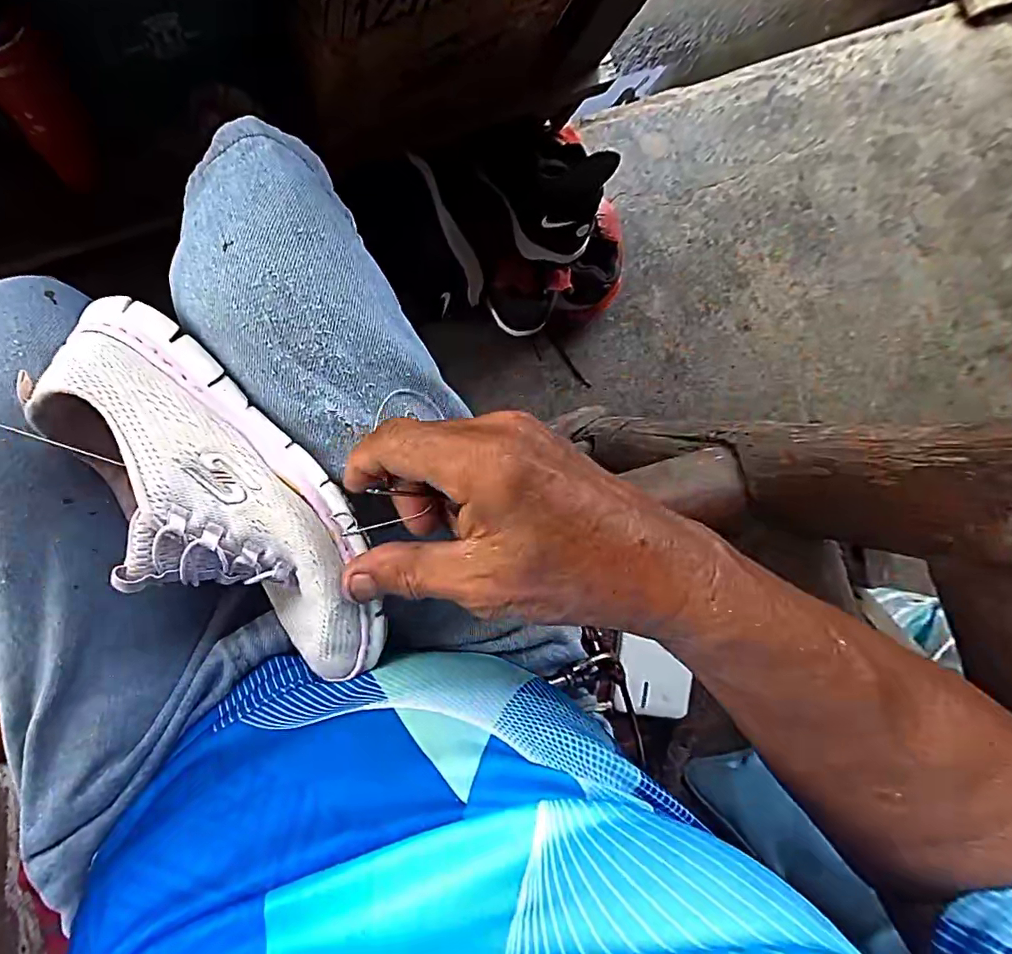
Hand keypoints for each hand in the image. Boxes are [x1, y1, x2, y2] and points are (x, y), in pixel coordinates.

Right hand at [340, 411, 725, 637]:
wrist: (654, 565)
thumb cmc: (579, 572)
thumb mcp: (480, 582)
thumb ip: (407, 571)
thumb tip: (358, 573)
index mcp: (480, 460)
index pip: (391, 440)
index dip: (362, 467)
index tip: (359, 498)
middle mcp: (498, 430)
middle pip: (415, 441)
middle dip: (405, 488)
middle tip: (430, 534)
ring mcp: (520, 429)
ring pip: (443, 445)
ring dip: (435, 486)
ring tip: (467, 532)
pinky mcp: (533, 437)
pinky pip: (474, 447)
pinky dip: (463, 479)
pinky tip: (490, 518)